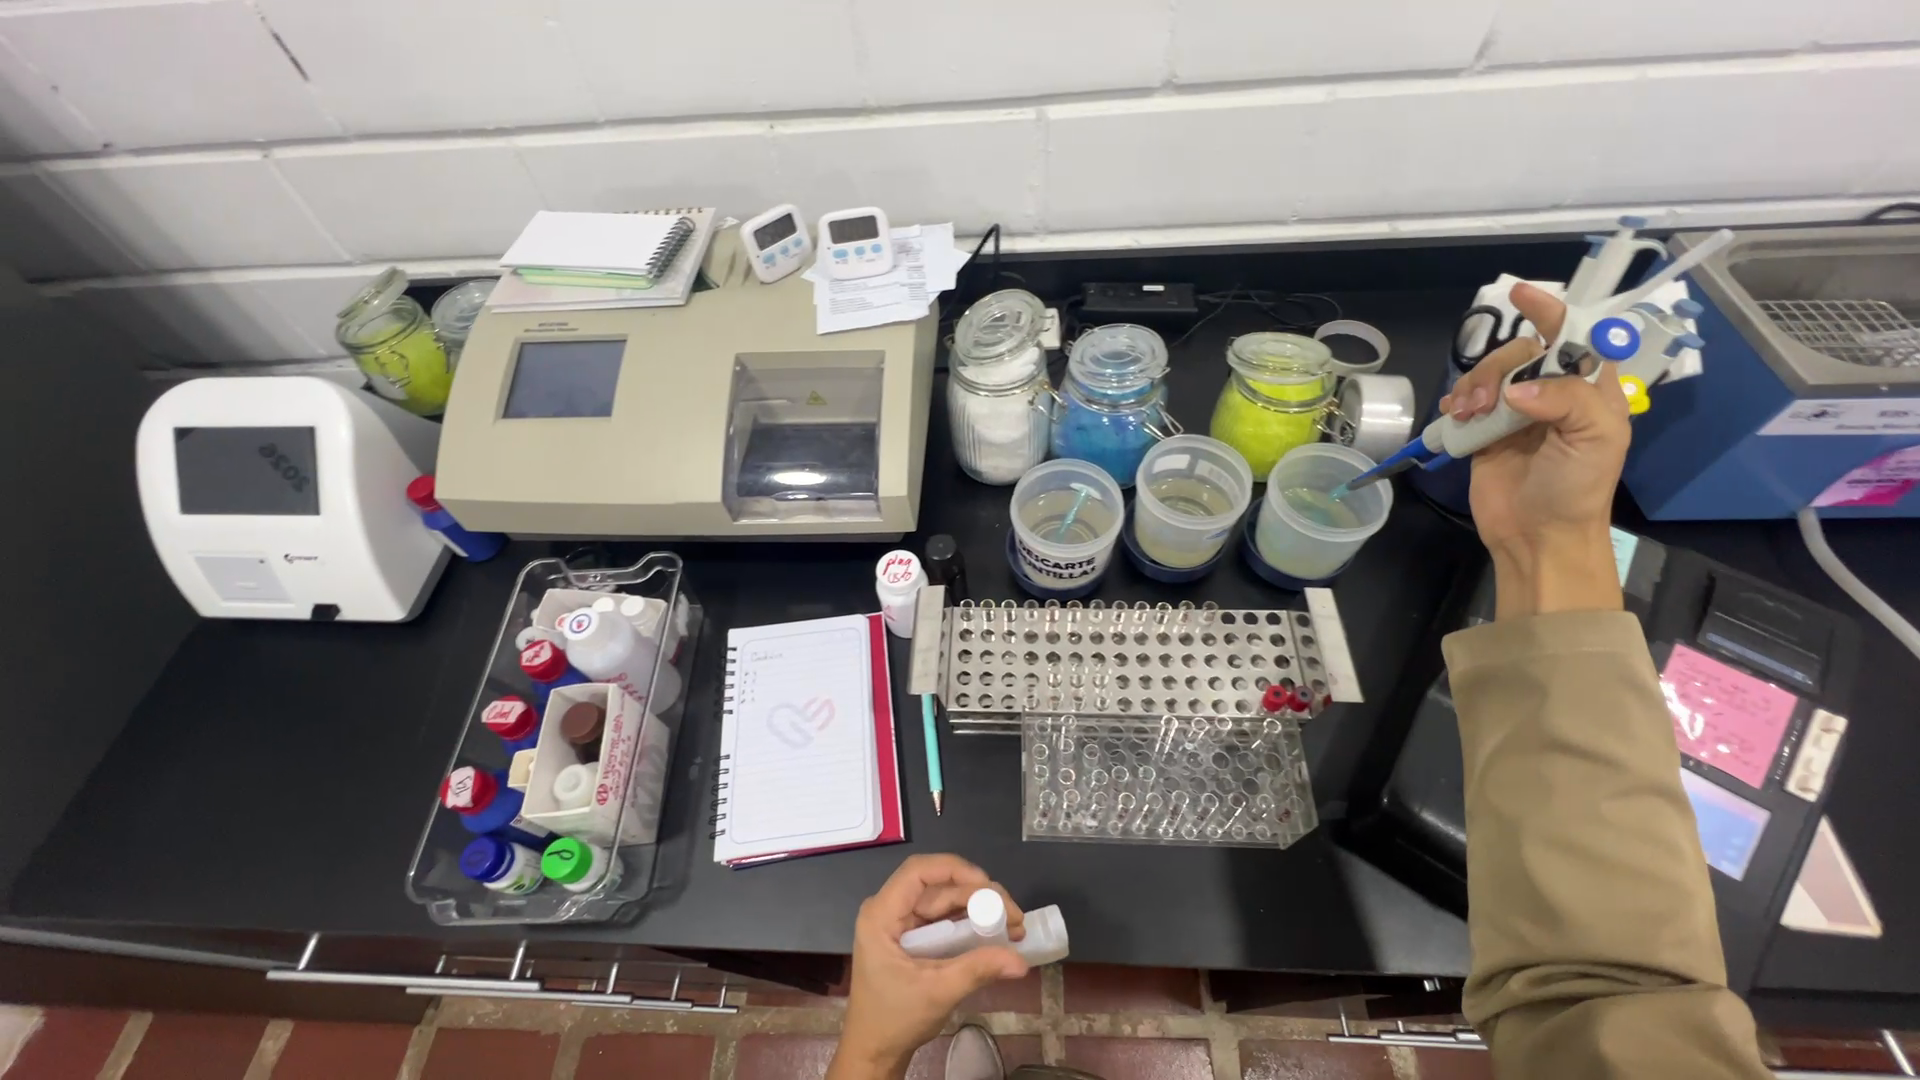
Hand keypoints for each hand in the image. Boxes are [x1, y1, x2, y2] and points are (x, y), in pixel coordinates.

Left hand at [828, 855, 1029, 1079]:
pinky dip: (970, 923)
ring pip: (945, 901)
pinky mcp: (913, 936)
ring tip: (1013, 924)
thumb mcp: (937, 992)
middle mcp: (890, 910)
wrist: (874, 1051)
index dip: (954, 869)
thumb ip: (977, 969)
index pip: (918, 872)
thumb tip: (1020, 961)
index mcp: (882, 914)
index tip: (987, 886)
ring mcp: (902, 922)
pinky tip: (996, 934)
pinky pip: (944, 919)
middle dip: (978, 895)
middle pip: (938, 886)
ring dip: (979, 909)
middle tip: (1013, 914)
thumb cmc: (894, 1019)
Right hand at [1440, 282, 1627, 618]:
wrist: (1538, 535)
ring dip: (1472, 387)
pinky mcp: (1483, 434)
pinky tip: (1453, 418)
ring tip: (1465, 415)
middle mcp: (1550, 395)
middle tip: (1484, 399)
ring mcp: (1514, 414)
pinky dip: (1454, 404)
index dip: (1552, 312)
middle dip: (1497, 367)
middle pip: (1519, 354)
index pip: (1574, 336)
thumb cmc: (1578, 488)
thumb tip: (1515, 391)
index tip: (1522, 295)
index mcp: (1587, 389)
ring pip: (1487, 376)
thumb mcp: (1595, 438)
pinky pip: (1464, 404)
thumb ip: (1566, 400)